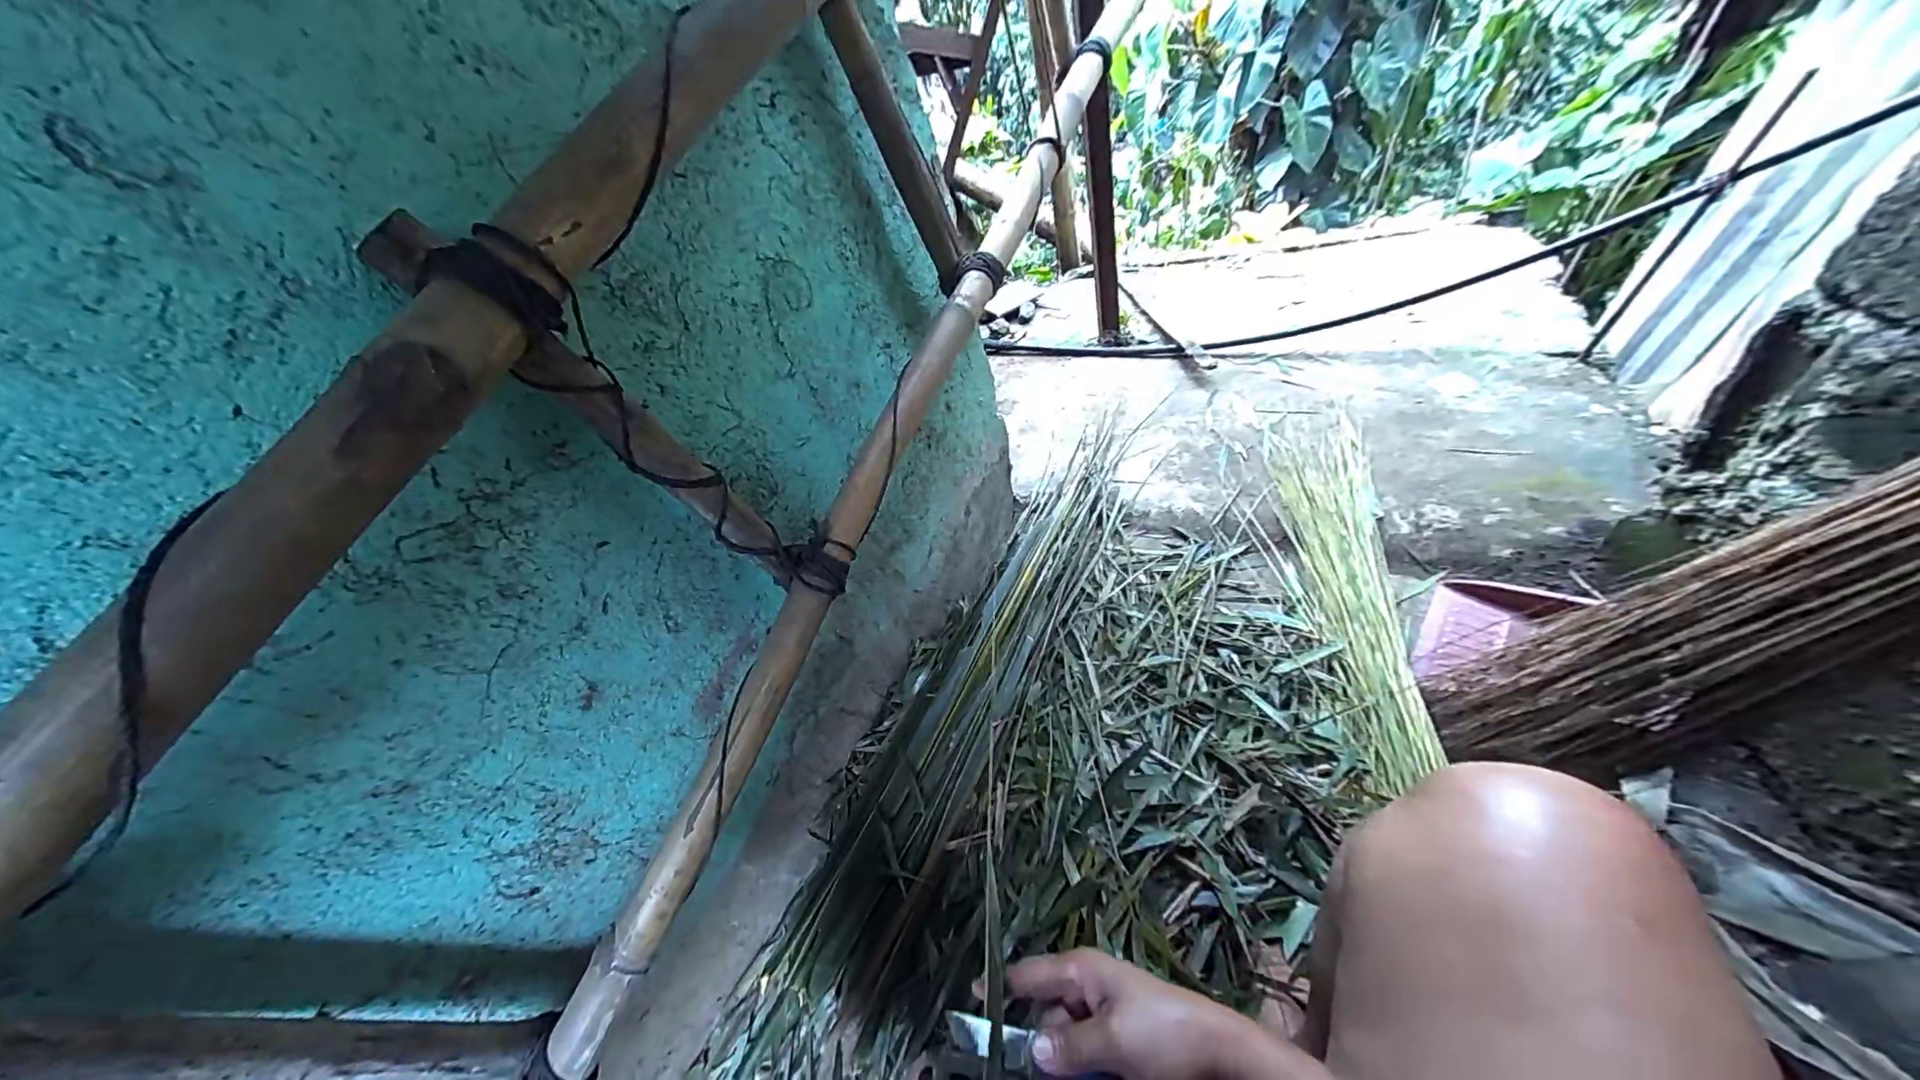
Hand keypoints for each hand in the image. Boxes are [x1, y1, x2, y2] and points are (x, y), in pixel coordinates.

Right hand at [990, 949, 1329, 1079]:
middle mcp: (1088, 987)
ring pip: (1064, 1038)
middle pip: (1045, 1014)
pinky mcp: (1119, 1039)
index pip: (1029, 973)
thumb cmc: (1163, 1033)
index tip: (972, 999)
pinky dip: (1080, 1066)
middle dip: (1036, 1041)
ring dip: (1062, 1060)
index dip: (1000, 985)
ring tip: (1069, 1073)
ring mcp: (1104, 1014)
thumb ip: (1067, 1046)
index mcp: (1082, 971)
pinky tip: (1086, 1076)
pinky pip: (1086, 1052)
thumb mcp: (1113, 1041)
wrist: (1221, 1052)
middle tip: (1030, 1068)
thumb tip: (1030, 1050)